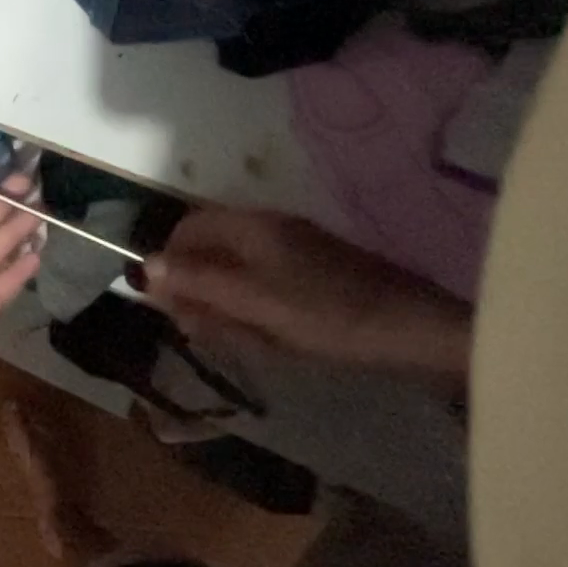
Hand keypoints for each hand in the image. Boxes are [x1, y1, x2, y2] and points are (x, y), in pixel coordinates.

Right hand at [143, 208, 471, 378]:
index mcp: (253, 226)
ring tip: (228, 339)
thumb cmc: (327, 314)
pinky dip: (253, 309)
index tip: (163, 300)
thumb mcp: (252, 300)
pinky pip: (267, 286)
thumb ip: (196, 281)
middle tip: (194, 329)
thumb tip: (144, 266)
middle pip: (211, 251)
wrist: (423, 334)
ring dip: (223, 304)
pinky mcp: (322, 278)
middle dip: (196, 288)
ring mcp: (300, 253)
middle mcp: (272, 230)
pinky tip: (263, 338)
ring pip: (238, 272)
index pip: (188, 228)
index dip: (167, 260)